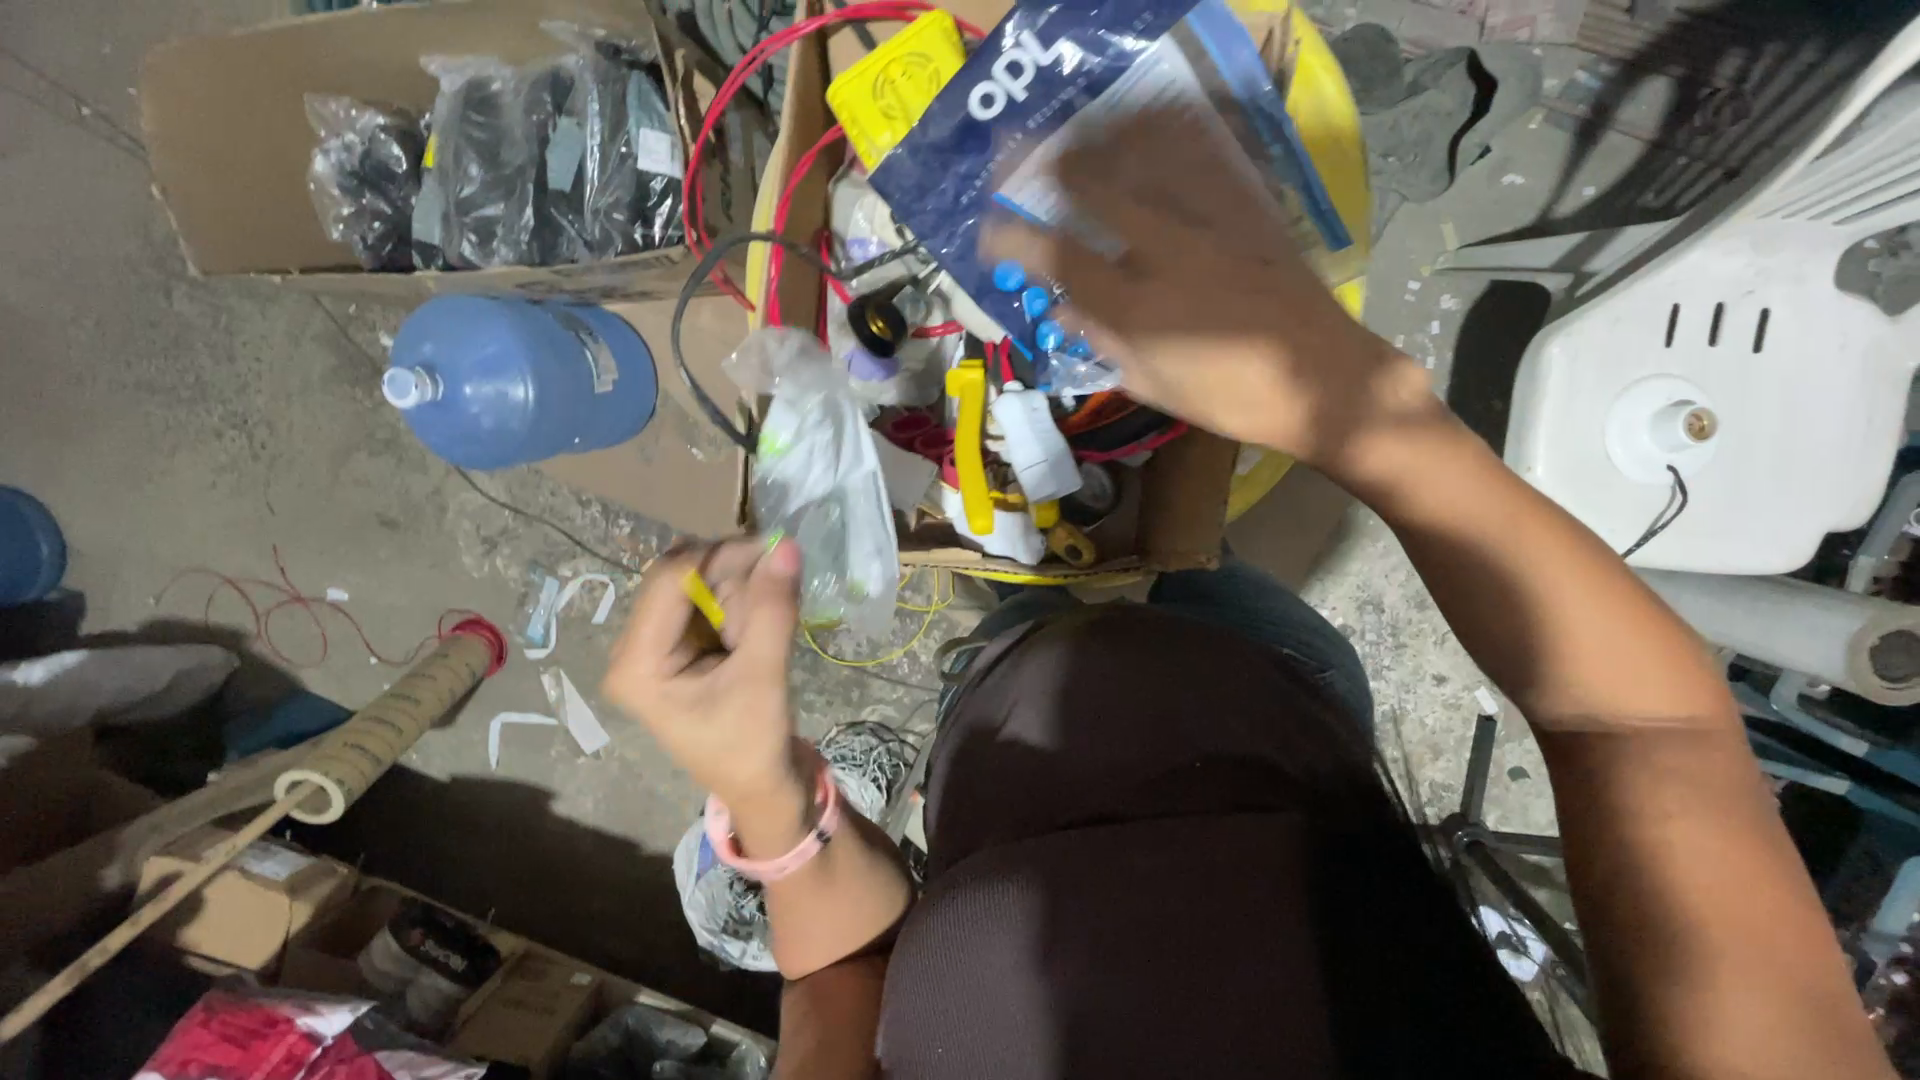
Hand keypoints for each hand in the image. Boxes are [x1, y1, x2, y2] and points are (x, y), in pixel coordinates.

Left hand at [603, 537, 807, 807]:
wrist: (762, 787)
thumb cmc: (752, 745)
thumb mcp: (764, 677)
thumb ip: (773, 610)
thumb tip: (786, 546)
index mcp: (635, 664)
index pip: (669, 580)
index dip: (721, 556)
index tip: (776, 549)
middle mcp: (635, 647)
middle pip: (682, 577)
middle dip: (734, 575)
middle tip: (780, 585)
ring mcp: (657, 644)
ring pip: (700, 583)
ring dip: (742, 589)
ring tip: (768, 624)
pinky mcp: (681, 645)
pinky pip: (709, 600)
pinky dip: (742, 601)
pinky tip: (760, 626)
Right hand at [982, 107, 1435, 476]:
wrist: (1321, 381)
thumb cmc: (1229, 398)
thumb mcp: (1153, 384)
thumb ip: (1105, 343)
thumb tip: (1068, 312)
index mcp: (1135, 308)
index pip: (1059, 258)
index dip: (1016, 239)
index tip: (990, 230)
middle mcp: (1164, 253)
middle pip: (1095, 191)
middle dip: (1046, 169)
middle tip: (1013, 156)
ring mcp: (1210, 225)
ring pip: (1146, 162)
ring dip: (1101, 140)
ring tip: (1074, 131)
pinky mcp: (1249, 212)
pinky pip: (1205, 158)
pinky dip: (1170, 133)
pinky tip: (1150, 122)